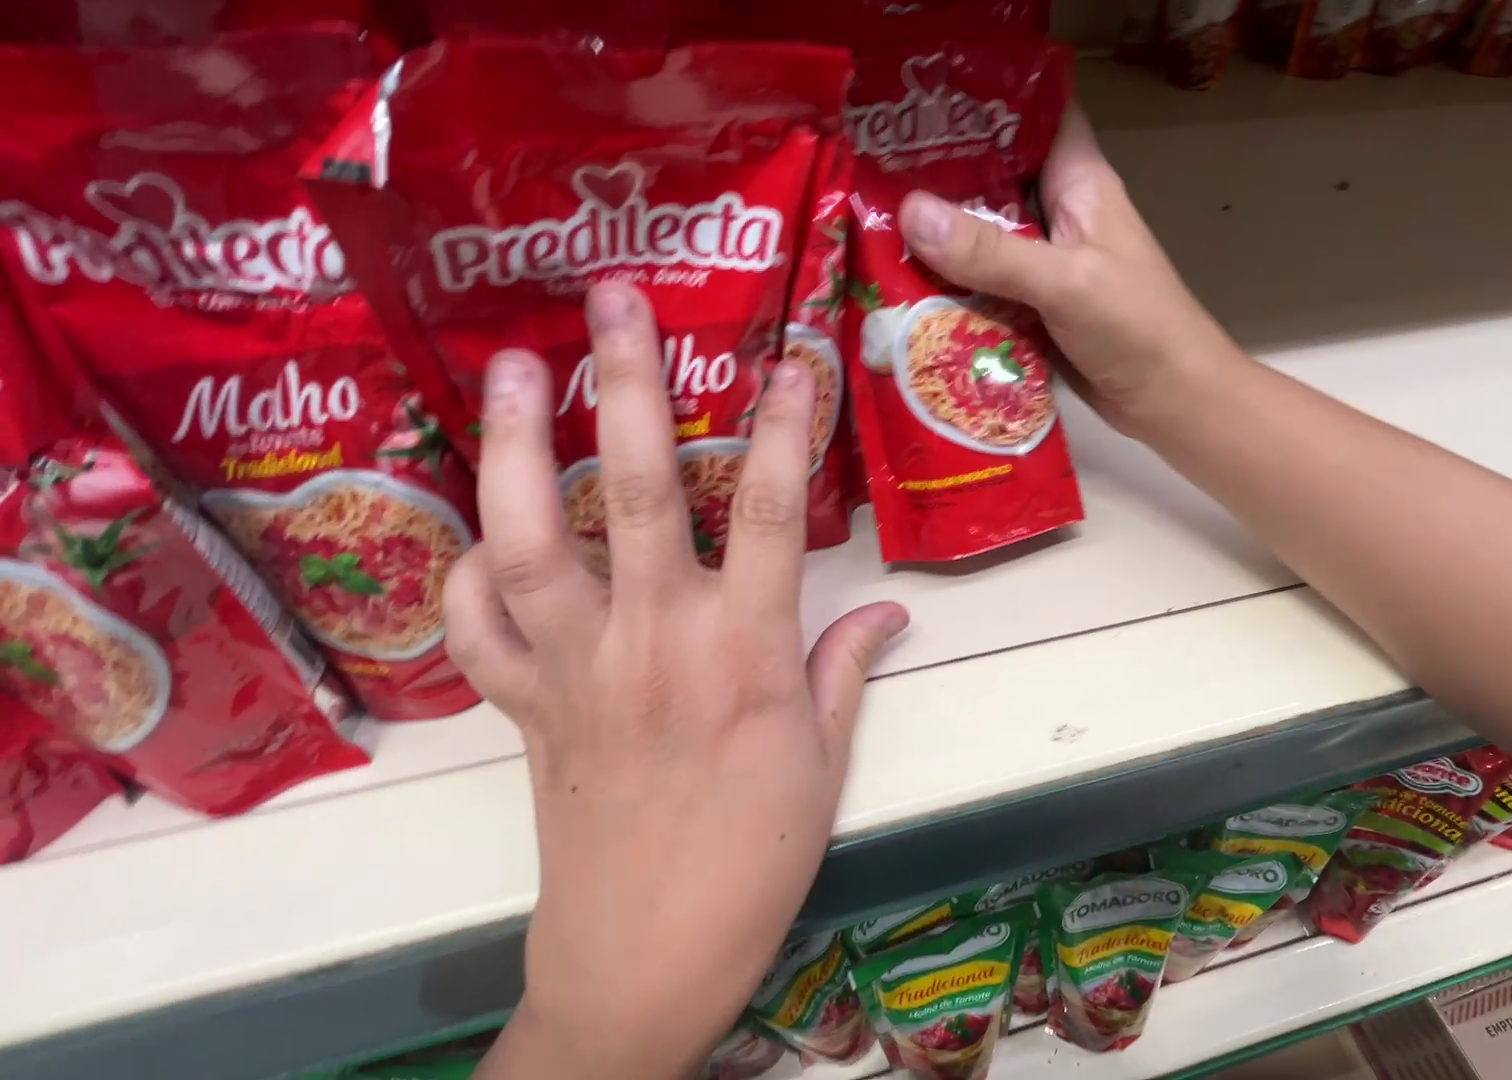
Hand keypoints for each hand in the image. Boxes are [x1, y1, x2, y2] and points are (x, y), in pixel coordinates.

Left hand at [444, 283, 907, 1076]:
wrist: (647, 954)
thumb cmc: (756, 855)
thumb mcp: (826, 760)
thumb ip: (846, 669)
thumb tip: (890, 610)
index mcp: (744, 651)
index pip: (774, 511)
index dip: (787, 426)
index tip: (793, 358)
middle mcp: (654, 636)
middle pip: (639, 489)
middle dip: (630, 383)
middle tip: (616, 300)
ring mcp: (575, 665)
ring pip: (531, 536)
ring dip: (518, 445)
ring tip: (517, 370)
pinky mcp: (523, 704)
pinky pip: (477, 624)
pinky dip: (468, 570)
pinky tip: (479, 534)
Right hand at [897, 102, 1243, 438]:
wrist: (1170, 402)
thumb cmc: (1136, 327)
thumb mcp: (1064, 282)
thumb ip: (990, 252)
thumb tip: (909, 213)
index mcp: (1079, 183)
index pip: (1037, 113)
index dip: (987, 97)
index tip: (922, 99)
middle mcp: (1059, 216)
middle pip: (995, 178)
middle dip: (939, 175)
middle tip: (871, 171)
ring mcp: (1045, 266)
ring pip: (982, 238)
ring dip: (937, 239)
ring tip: (867, 225)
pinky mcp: (1033, 310)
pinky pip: (983, 288)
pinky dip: (950, 289)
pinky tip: (902, 288)